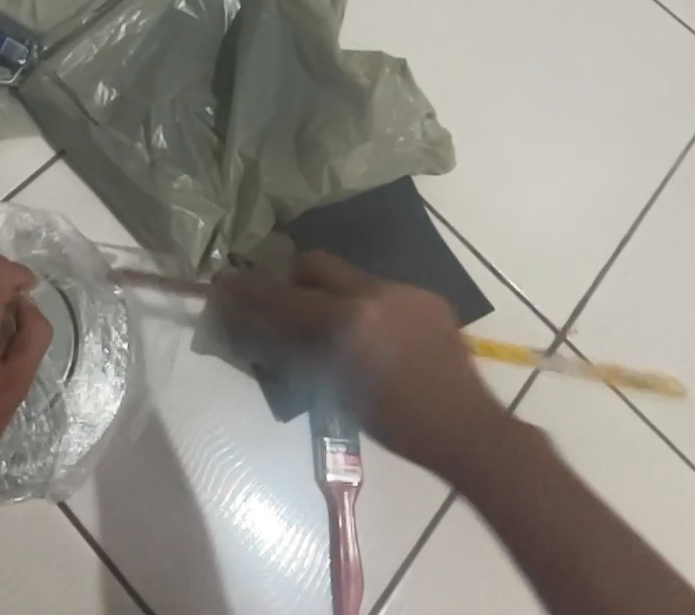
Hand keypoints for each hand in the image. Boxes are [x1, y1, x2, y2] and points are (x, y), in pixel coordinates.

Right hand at [213, 248, 510, 479]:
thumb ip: (297, 353)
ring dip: (330, 292)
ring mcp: (403, 291)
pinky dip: (365, 305)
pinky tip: (374, 335)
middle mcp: (373, 292)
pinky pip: (380, 290)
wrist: (470, 431)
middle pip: (315, 263)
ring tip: (333, 325)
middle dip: (292, 277)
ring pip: (348, 276)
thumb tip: (259, 332)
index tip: (225, 282)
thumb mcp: (335, 390)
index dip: (250, 291)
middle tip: (284, 300)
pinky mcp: (426, 297)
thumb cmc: (396, 423)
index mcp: (348, 319)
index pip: (284, 297)